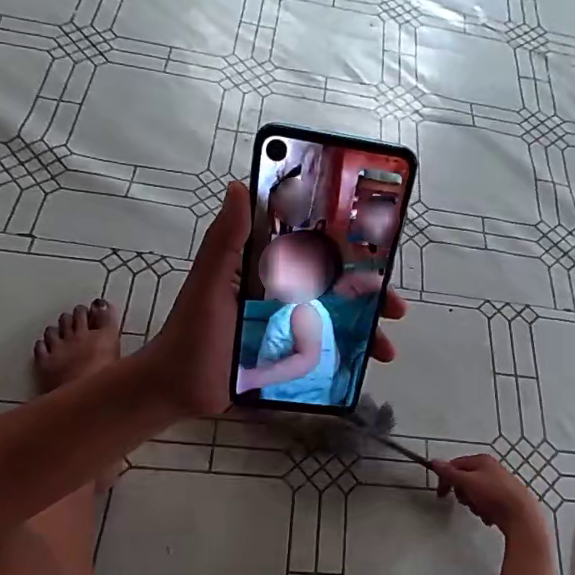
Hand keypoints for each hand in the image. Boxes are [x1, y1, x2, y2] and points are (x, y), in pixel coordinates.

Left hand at [144, 182, 406, 416]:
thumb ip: (226, 240)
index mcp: (263, 268)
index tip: (378, 250)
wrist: (178, 389)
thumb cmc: (192, 332)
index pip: (312, 248)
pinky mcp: (285, 356)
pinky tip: (365, 367)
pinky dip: (348, 355)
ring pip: (334, 319)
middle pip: (333, 286)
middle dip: (369, 295)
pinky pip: (323, 349)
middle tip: (396, 307)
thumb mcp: (209, 283)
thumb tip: (239, 185)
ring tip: (386, 350)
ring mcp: (284, 325)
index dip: (347, 247)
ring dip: (365, 330)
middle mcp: (279, 292)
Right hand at [429, 454, 540, 533]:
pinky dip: (485, 510)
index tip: (440, 493)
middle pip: (465, 480)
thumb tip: (434, 462)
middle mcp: (492, 469)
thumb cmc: (494, 495)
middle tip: (467, 501)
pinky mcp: (506, 499)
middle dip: (463, 493)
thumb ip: (449, 473)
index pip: (455, 464)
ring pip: (475, 493)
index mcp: (482, 460)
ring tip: (481, 509)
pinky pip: (487, 503)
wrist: (522, 516)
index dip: (445, 478)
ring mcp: (500, 484)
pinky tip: (490, 515)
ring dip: (474, 504)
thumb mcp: (467, 482)